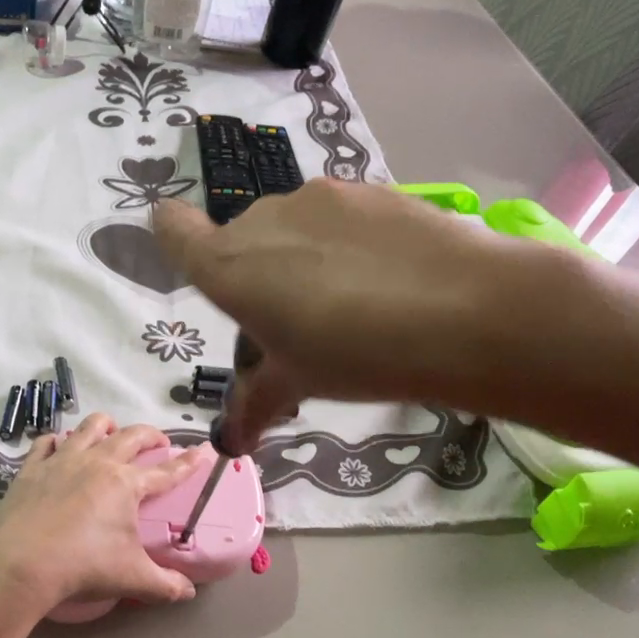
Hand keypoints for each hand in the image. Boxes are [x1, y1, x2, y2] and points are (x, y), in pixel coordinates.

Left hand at [0, 413, 209, 612]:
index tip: (202, 451)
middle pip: (130, 436)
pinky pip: (46, 442)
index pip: (166, 471)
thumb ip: (165, 584)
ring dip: (106, 426)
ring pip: (89, 427)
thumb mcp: (132, 578)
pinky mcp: (31, 469)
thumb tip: (188, 592)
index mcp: (125, 484)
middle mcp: (96, 462)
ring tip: (111, 433)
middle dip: (150, 435)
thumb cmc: (83, 568)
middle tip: (158, 442)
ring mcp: (61, 461)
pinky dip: (57, 440)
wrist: (22, 566)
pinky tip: (59, 447)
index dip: (188, 463)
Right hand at [154, 180, 576, 453]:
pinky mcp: (373, 191)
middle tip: (290, 331)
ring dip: (300, 262)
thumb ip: (254, 406)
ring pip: (291, 230)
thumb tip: (233, 446)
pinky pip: (338, 221)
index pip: (173, 230)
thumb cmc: (354, 354)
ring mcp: (321, 198)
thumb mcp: (296, 384)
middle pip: (240, 243)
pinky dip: (344, 247)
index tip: (192, 261)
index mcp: (228, 266)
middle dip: (255, 280)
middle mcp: (264, 219)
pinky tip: (383, 283)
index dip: (172, 237)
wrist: (466, 312)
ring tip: (347, 309)